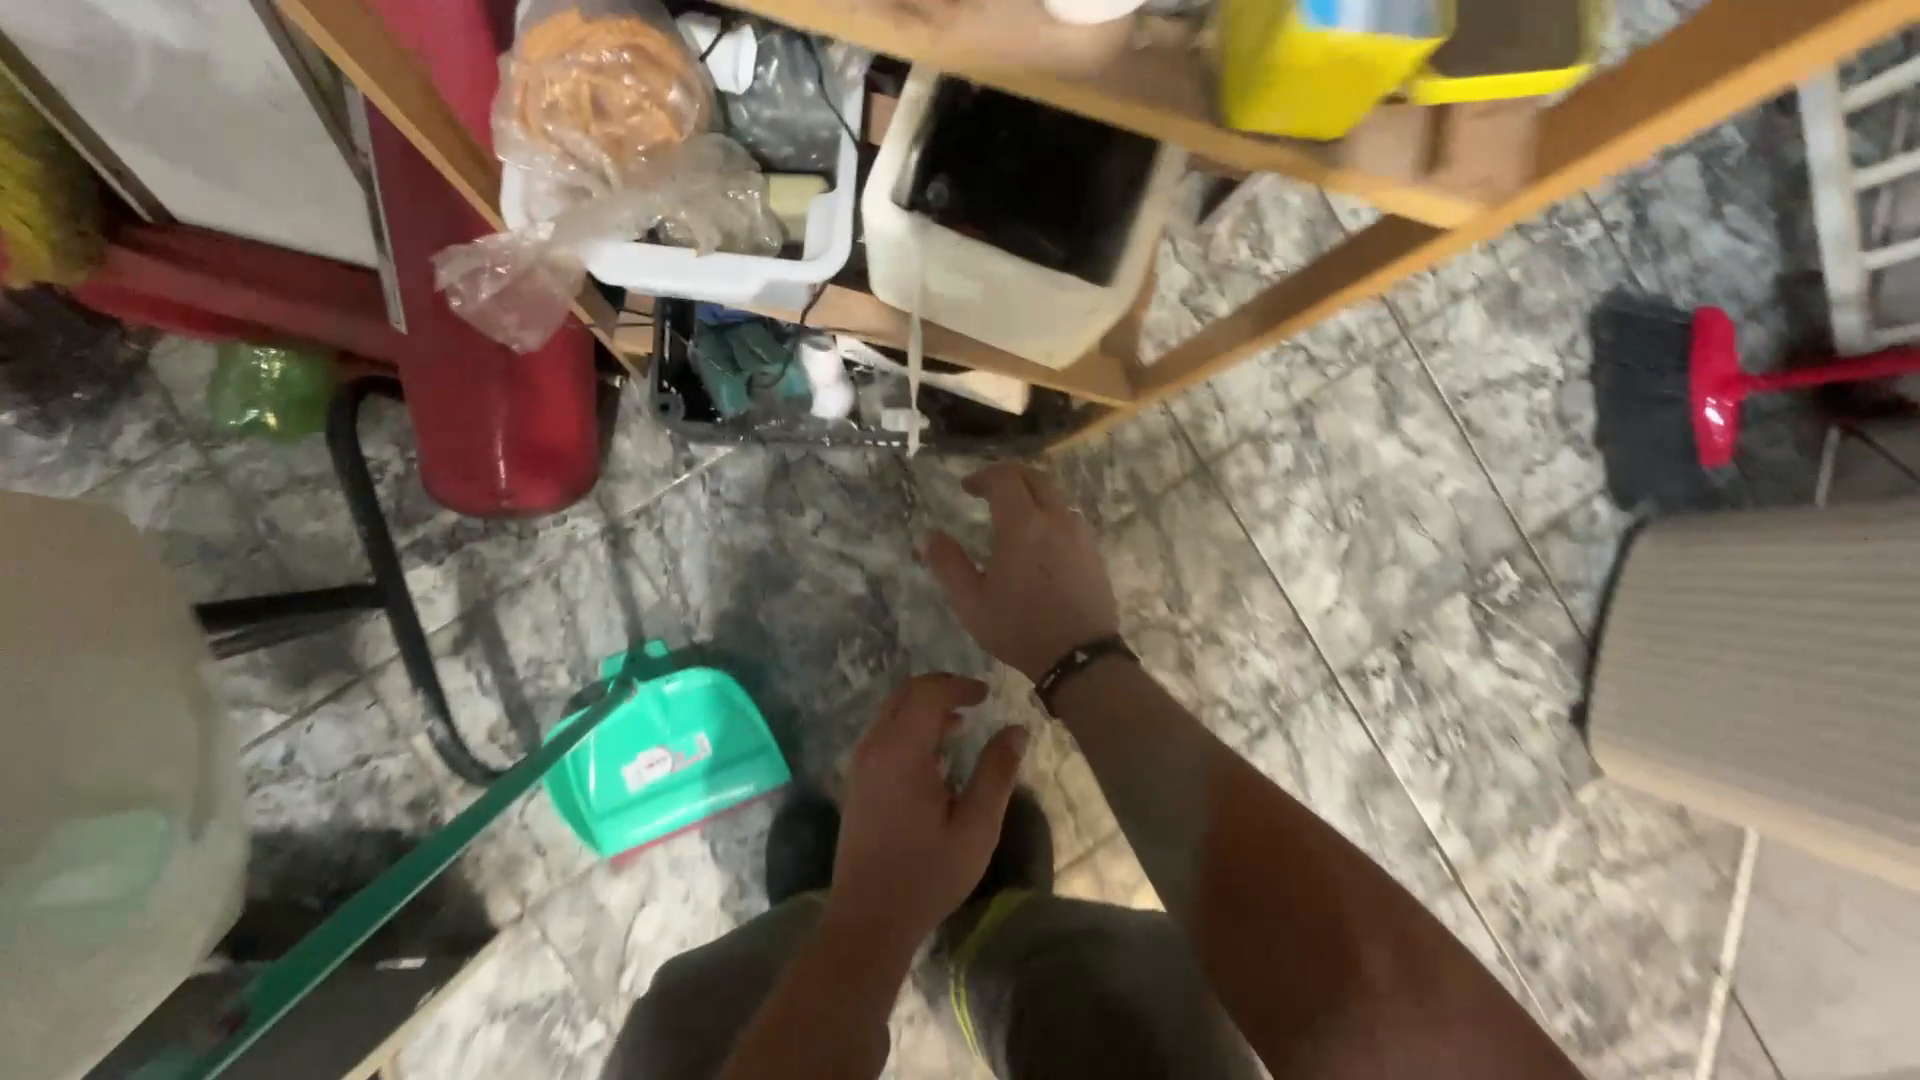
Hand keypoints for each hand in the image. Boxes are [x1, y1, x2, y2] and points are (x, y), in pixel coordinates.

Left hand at [828, 674, 1028, 950]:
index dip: (959, 685)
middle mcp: (874, 748)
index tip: (988, 694)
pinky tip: (936, 759)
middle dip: (940, 689)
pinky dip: (909, 729)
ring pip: (890, 714)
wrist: (868, 920)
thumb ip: (996, 772)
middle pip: (904, 694)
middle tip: (975, 701)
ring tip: (961, 727)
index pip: (928, 694)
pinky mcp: (857, 783)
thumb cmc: (927, 875)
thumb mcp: (976, 827)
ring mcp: (860, 765)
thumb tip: (1016, 729)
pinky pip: (883, 736)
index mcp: (901, 752)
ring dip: (924, 710)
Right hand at [921, 462, 1119, 680]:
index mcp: (1022, 525)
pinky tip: (1040, 544)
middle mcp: (1055, 519)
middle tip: (989, 491)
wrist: (1079, 657)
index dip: (983, 475)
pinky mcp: (1094, 552)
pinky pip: (1069, 520)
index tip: (967, 487)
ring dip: (1032, 497)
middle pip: (1034, 478)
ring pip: (1055, 498)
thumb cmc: (1019, 628)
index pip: (1004, 477)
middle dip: (1009, 477)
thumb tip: (927, 535)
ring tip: (1013, 518)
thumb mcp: (971, 602)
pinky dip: (1050, 517)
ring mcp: (1080, 534)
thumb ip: (948, 564)